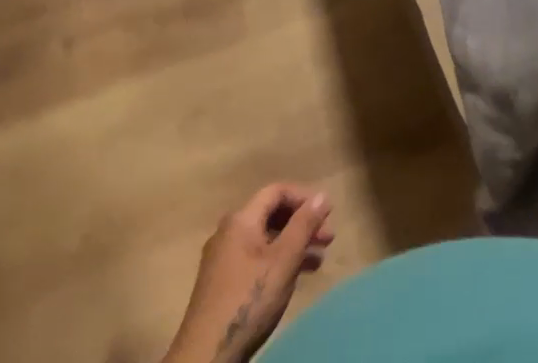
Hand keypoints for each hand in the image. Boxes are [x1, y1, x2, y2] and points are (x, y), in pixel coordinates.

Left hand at [163, 183, 335, 362]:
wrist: (208, 351)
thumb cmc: (250, 298)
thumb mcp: (284, 260)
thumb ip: (303, 225)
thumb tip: (323, 195)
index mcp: (240, 220)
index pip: (276, 191)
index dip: (304, 197)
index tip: (328, 214)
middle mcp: (228, 232)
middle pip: (271, 214)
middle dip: (302, 222)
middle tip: (329, 239)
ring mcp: (223, 257)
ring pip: (265, 238)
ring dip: (294, 243)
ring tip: (319, 260)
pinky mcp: (223, 280)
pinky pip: (256, 257)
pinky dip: (279, 260)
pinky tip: (296, 276)